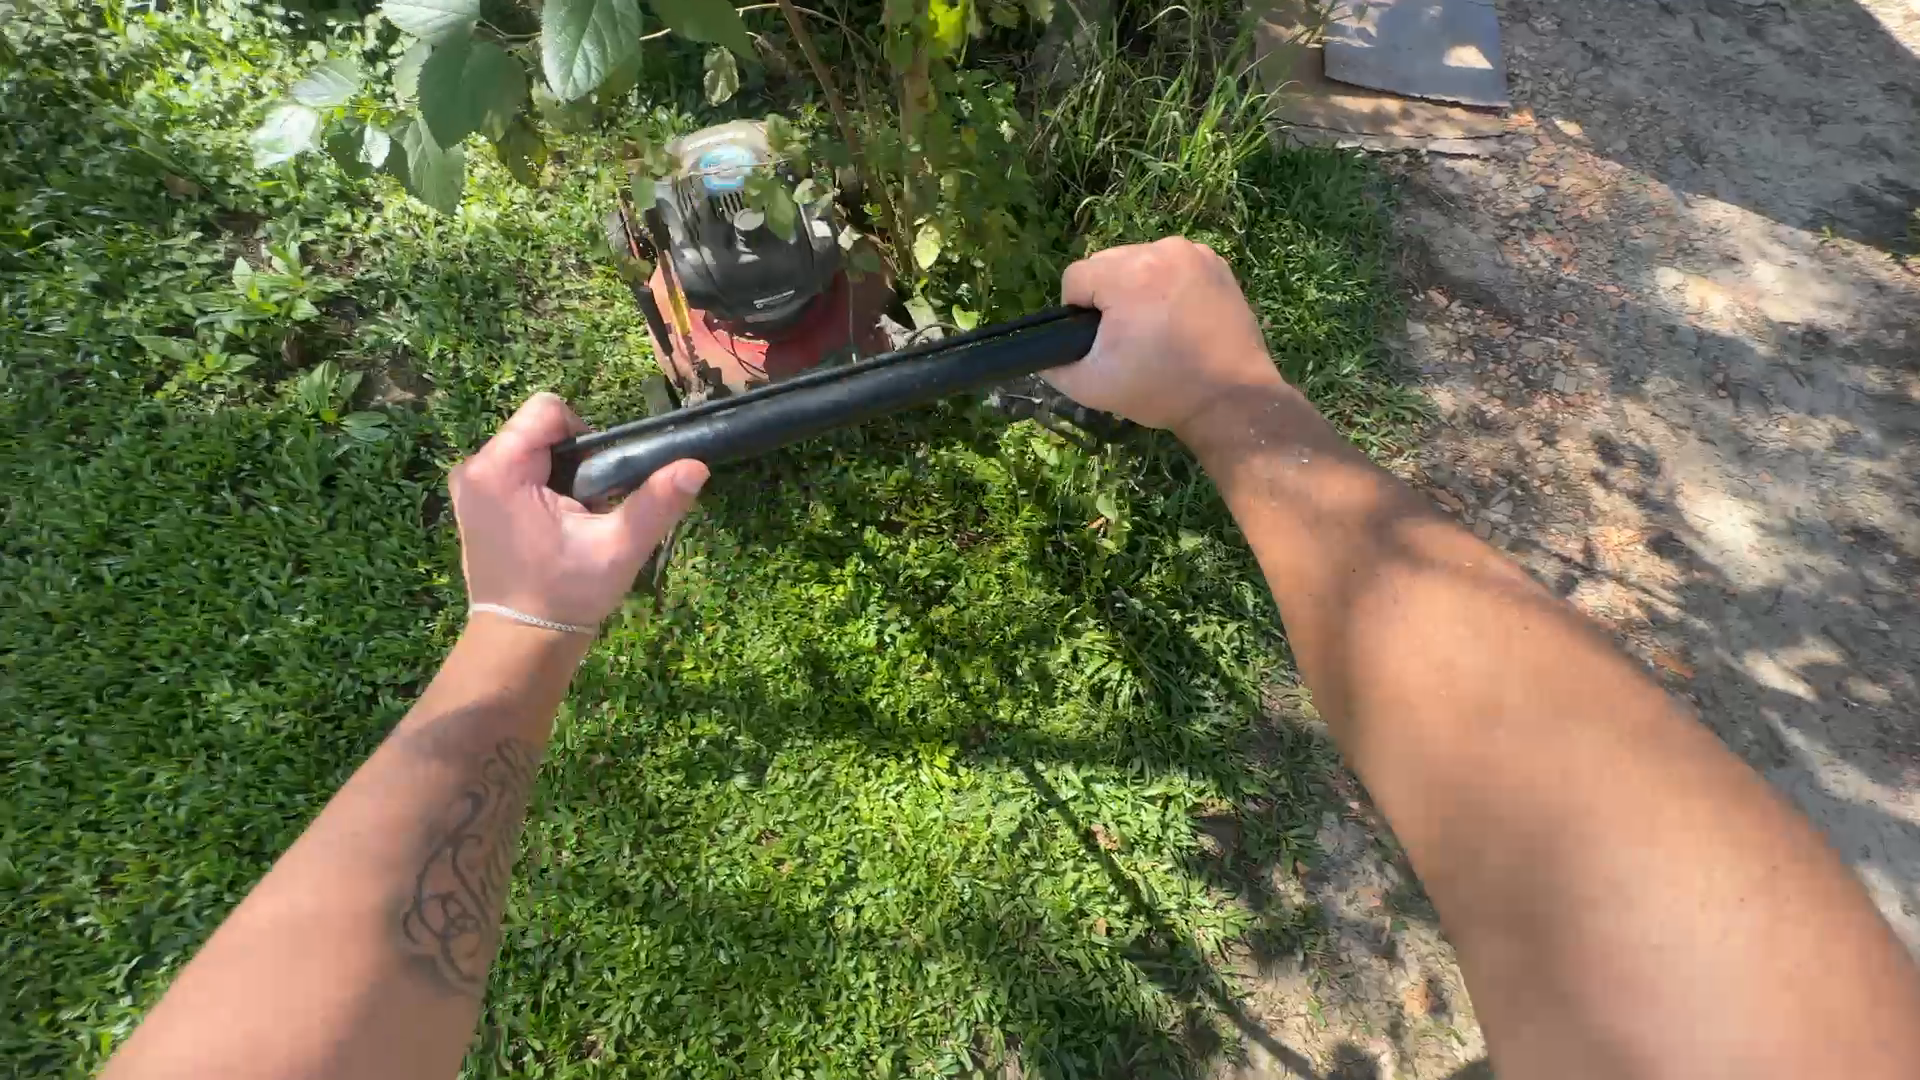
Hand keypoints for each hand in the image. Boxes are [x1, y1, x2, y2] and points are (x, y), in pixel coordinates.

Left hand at [449, 393, 707, 627]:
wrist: (523, 640)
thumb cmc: (568, 591)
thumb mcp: (620, 546)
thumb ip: (657, 502)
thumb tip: (697, 466)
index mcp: (500, 469)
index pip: (548, 409)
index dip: (586, 436)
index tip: (599, 481)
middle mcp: (474, 469)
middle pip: (539, 431)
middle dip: (575, 460)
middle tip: (590, 508)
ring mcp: (469, 488)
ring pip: (530, 451)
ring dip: (560, 476)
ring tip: (573, 520)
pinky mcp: (473, 505)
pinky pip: (516, 472)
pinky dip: (541, 489)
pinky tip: (553, 527)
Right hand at [1045, 237, 1290, 433]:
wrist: (1227, 398)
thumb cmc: (1157, 390)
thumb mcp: (1091, 387)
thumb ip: (1054, 367)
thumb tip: (1043, 355)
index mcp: (1128, 275)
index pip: (1075, 277)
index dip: (1077, 313)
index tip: (1099, 342)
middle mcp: (1161, 250)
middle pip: (1106, 263)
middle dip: (1106, 297)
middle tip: (1126, 339)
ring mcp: (1193, 253)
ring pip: (1138, 262)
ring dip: (1134, 289)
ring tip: (1152, 329)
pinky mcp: (1215, 262)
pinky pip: (1170, 265)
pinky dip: (1165, 286)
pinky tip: (1176, 318)